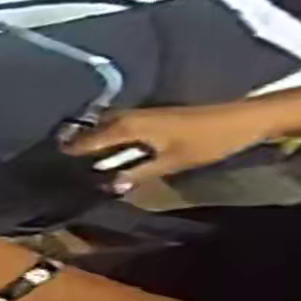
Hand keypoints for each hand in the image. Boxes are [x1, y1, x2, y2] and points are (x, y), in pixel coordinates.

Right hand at [64, 103, 273, 187]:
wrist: (248, 118)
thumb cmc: (209, 140)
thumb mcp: (172, 162)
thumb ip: (137, 173)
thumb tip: (108, 186)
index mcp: (125, 127)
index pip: (83, 142)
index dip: (67, 155)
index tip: (52, 169)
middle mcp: (124, 117)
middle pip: (88, 133)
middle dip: (74, 148)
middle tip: (63, 167)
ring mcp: (137, 115)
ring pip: (101, 129)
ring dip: (90, 143)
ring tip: (81, 162)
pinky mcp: (147, 117)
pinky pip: (115, 127)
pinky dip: (106, 139)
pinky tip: (107, 153)